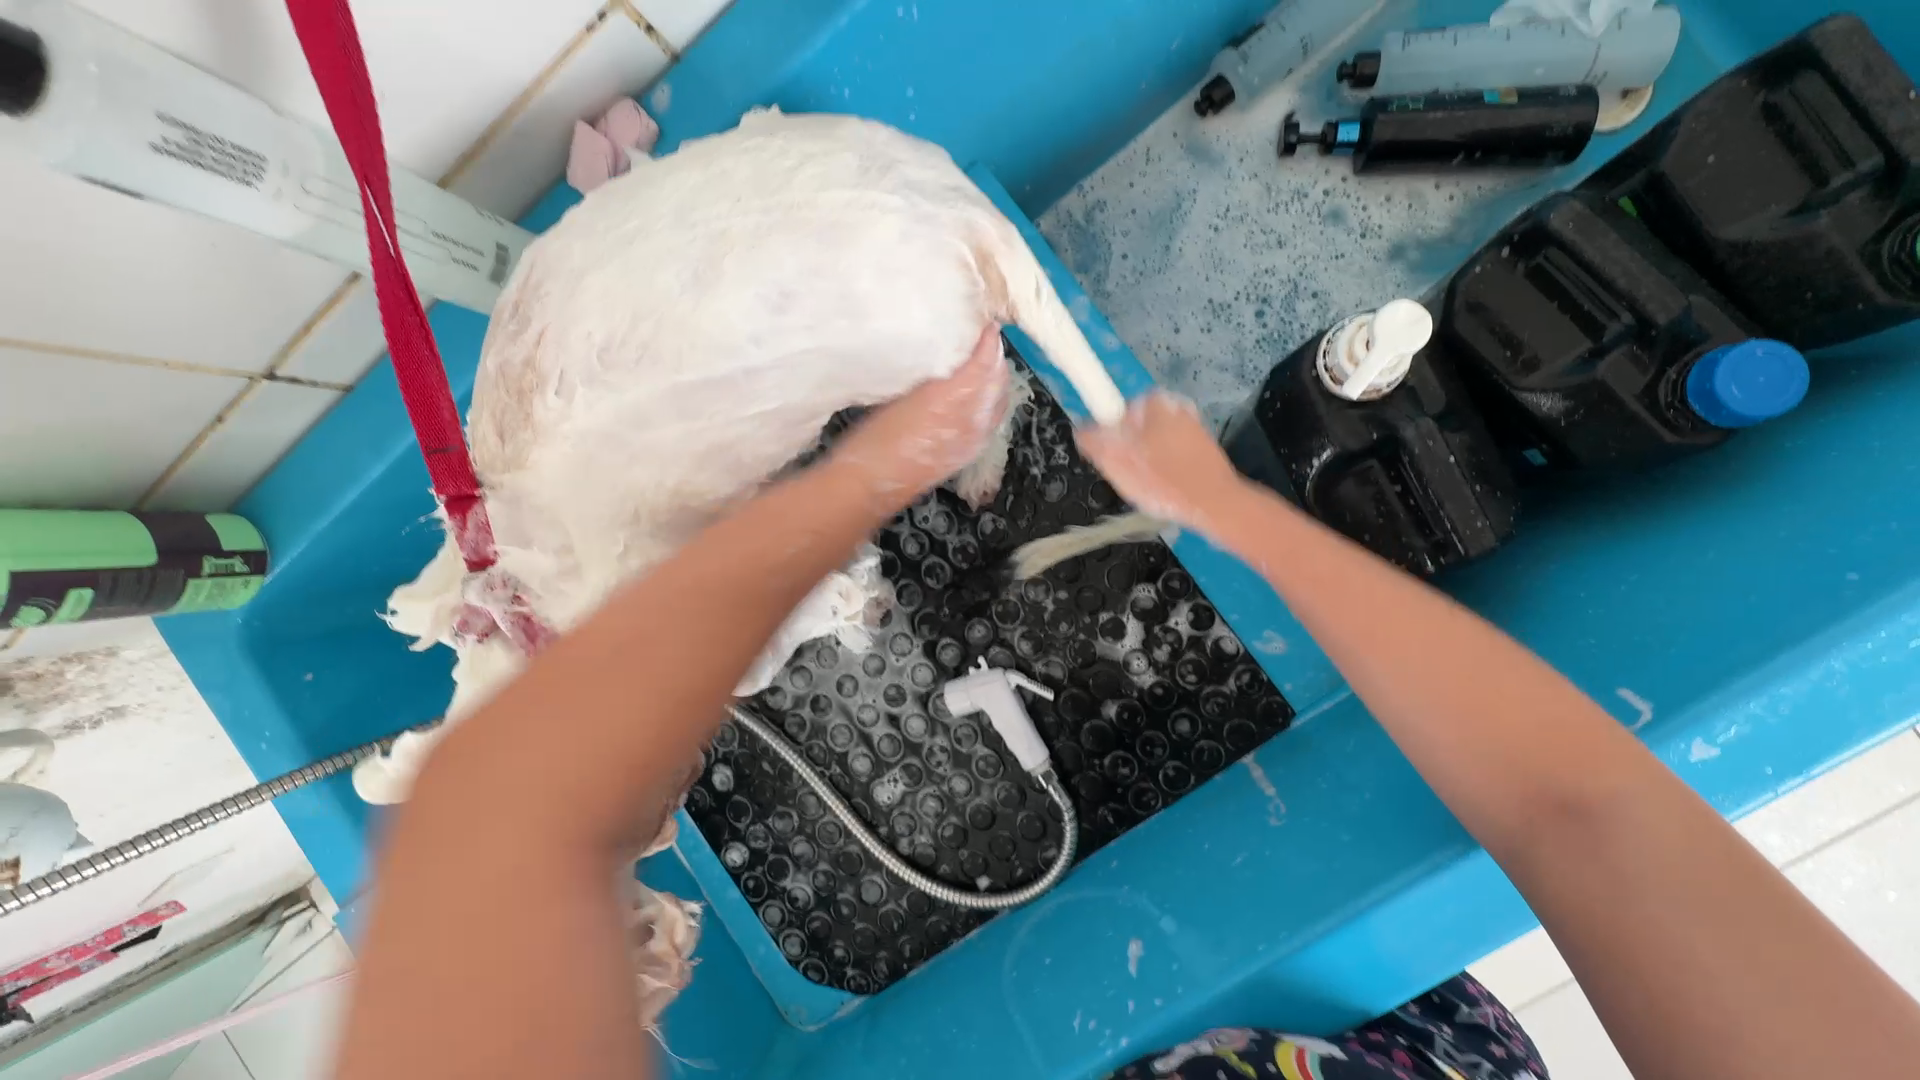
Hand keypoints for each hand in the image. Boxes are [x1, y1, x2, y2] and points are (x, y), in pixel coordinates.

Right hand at [832, 324, 1011, 506]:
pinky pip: (992, 418)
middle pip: (998, 379)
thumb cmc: (875, 437)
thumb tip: (945, 352)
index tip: (984, 322)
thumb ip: (931, 372)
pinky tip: (978, 394)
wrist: (871, 484)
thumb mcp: (900, 392)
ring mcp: (975, 437)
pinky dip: (991, 399)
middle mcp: (972, 418)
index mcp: (954, 398)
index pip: (985, 362)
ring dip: (994, 378)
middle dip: (994, 357)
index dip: (988, 340)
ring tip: (982, 361)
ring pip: (999, 399)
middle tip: (983, 338)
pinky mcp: (970, 450)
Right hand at [1076, 392, 1248, 532]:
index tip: (1115, 459)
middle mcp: (1177, 408)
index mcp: (1155, 402)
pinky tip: (1169, 489)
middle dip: (1131, 452)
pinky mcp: (1205, 451)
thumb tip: (1082, 430)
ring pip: (1155, 446)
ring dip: (1149, 464)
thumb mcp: (1116, 461)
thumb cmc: (1163, 480)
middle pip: (1137, 430)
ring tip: (1151, 486)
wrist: (1214, 504)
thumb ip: (1093, 440)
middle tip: (1131, 476)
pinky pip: (1174, 459)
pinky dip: (1168, 472)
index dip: (1111, 438)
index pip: (1118, 413)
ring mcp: (1194, 429)